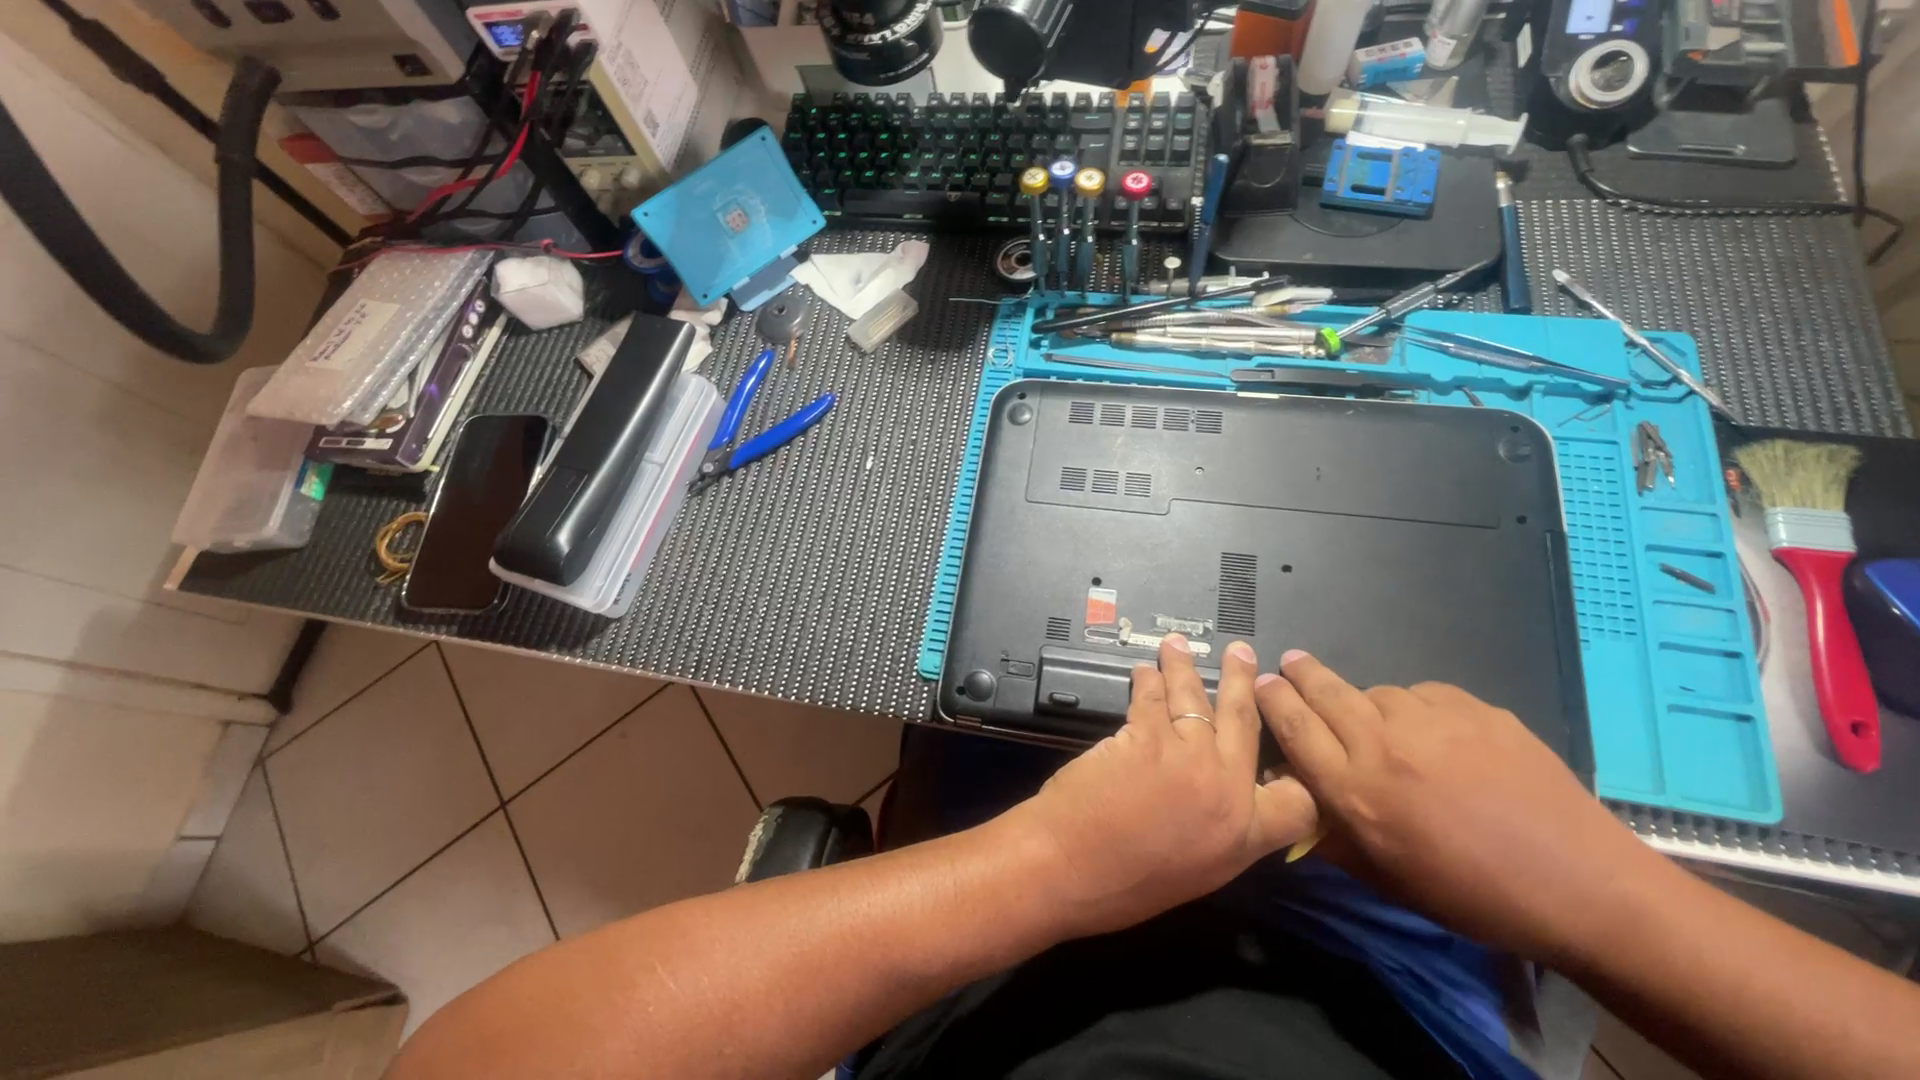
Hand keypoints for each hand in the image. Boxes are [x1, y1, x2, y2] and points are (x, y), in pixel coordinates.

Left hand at [1004, 636, 1319, 937]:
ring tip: (1179, 646)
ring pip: (1196, 697)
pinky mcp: (1147, 735)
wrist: (1068, 869)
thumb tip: (1218, 810)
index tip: (1283, 748)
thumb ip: (1217, 836)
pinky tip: (1142, 672)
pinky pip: (1152, 698)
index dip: (1294, 772)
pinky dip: (1147, 681)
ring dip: (1186, 667)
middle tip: (1242, 653)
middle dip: (1244, 681)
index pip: (1297, 800)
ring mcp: (1188, 756)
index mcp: (1244, 837)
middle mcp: (1226, 788)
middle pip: (1245, 721)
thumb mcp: (1194, 874)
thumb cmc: (1121, 888)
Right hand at [1254, 651, 1660, 961]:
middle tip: (1291, 662)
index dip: (1272, 700)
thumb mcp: (1385, 878)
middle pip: (1326, 692)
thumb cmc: (1470, 895)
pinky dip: (1417, 705)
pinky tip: (1431, 728)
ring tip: (1377, 720)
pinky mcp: (1480, 711)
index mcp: (1355, 791)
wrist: (1580, 885)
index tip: (1260, 682)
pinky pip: (1428, 694)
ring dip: (1366, 700)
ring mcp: (1435, 722)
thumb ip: (1330, 836)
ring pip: (1379, 691)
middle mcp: (1385, 746)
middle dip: (1301, 673)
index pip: (1294, 727)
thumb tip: (1296, 805)